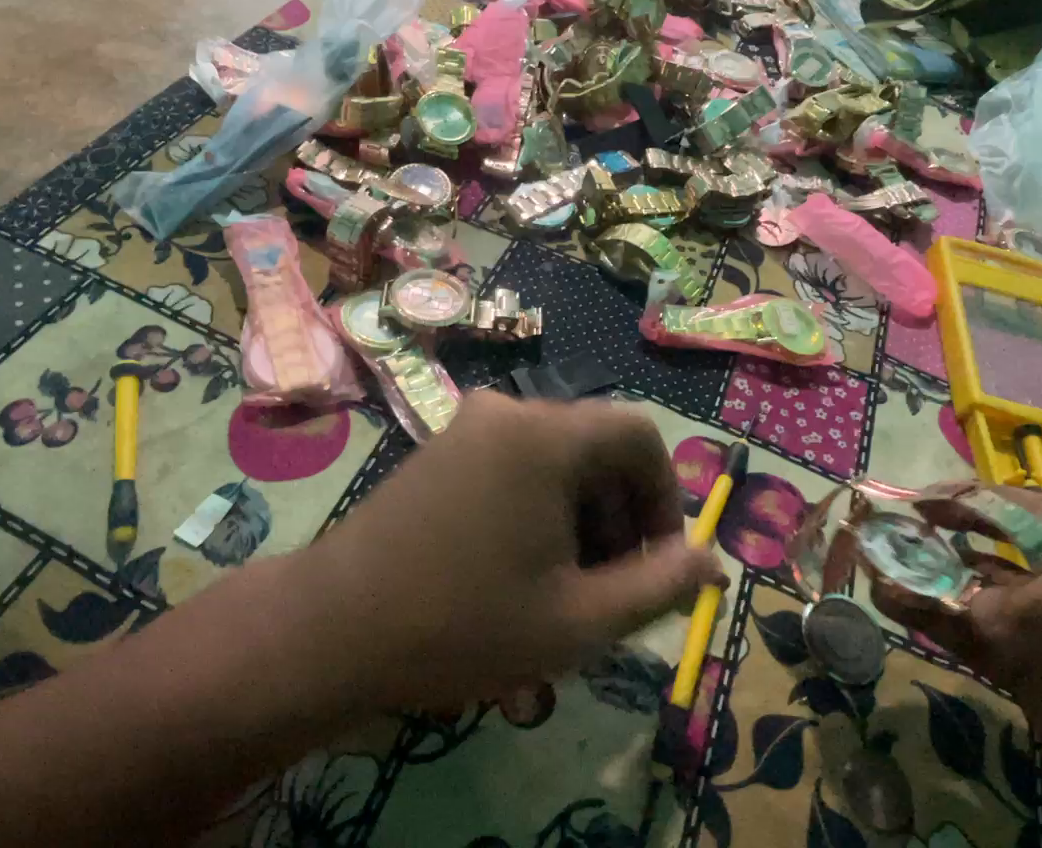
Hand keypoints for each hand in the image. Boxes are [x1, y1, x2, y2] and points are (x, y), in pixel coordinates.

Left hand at [308, 392, 721, 713]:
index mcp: (547, 435)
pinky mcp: (440, 450)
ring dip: (580, 517)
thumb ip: (659, 585)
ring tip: (568, 589)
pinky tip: (522, 569)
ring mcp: (467, 427)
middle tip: (613, 589)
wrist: (330, 630)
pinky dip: (539, 508)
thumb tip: (711, 560)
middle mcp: (508, 411)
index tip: (657, 564)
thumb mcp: (578, 620)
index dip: (664, 499)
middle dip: (620, 517)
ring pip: (557, 459)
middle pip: (597, 447)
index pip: (641, 437)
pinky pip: (516, 464)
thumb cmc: (462, 625)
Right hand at [906, 484, 1041, 847]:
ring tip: (883, 565)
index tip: (979, 532)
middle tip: (905, 520)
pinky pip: (985, 641)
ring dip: (941, 577)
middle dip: (968, 532)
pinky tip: (898, 606)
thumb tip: (984, 591)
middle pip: (1033, 546)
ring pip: (998, 593)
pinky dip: (940, 621)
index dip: (1034, 513)